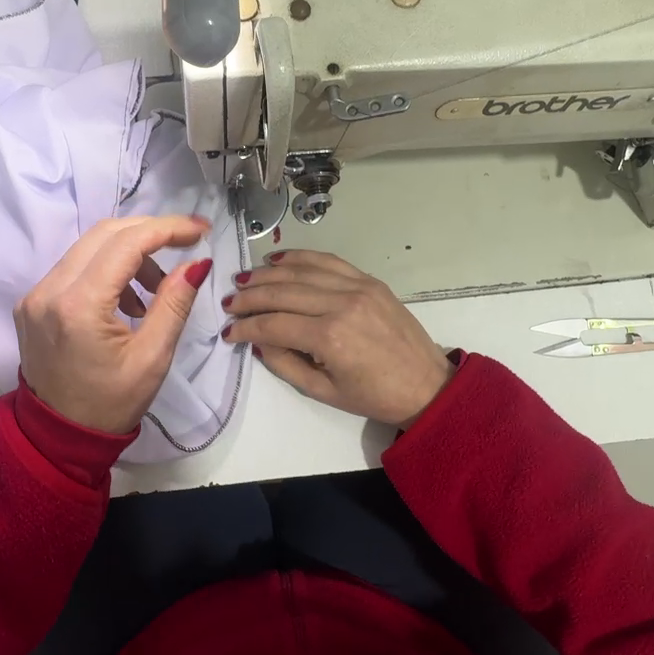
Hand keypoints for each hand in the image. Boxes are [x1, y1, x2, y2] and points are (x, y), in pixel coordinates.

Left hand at [15, 216, 213, 431]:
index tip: (200, 230)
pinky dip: (107, 269)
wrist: (58, 437)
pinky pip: (74, 267)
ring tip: (157, 287)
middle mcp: (48, 290)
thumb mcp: (152, 357)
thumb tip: (198, 262)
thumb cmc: (111, 404)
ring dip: (129, 252)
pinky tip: (128, 299)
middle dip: (150, 233)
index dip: (168, 229)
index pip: (126, 243)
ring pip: (88, 247)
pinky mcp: (32, 302)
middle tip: (187, 244)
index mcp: (78, 306)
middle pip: (104, 234)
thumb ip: (174, 302)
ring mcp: (35, 295)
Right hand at [222, 250, 453, 425]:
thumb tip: (257, 341)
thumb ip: (285, 364)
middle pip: (282, 292)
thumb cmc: (374, 396)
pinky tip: (276, 260)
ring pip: (301, 272)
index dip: (245, 327)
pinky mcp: (369, 280)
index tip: (227, 331)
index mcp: (329, 338)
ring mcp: (357, 287)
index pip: (272, 325)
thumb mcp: (323, 392)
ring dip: (267, 274)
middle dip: (249, 297)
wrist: (426, 384)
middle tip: (227, 303)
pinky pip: (328, 261)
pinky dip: (300, 257)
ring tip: (244, 280)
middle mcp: (341, 305)